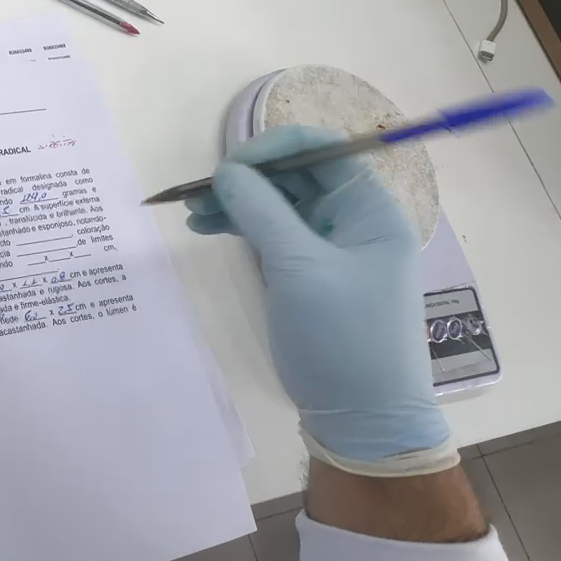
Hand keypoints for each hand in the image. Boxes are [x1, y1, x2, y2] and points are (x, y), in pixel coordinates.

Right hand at [186, 125, 453, 474]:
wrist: (361, 412)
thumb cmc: (342, 334)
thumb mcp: (297, 267)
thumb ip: (260, 211)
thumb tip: (225, 170)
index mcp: (369, 211)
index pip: (320, 150)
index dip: (271, 148)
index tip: (228, 169)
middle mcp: (349, 219)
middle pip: (291, 174)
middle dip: (243, 177)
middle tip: (197, 194)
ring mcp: (325, 244)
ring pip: (272, 201)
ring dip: (232, 200)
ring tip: (191, 212)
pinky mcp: (302, 267)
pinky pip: (265, 228)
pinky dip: (234, 223)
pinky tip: (203, 228)